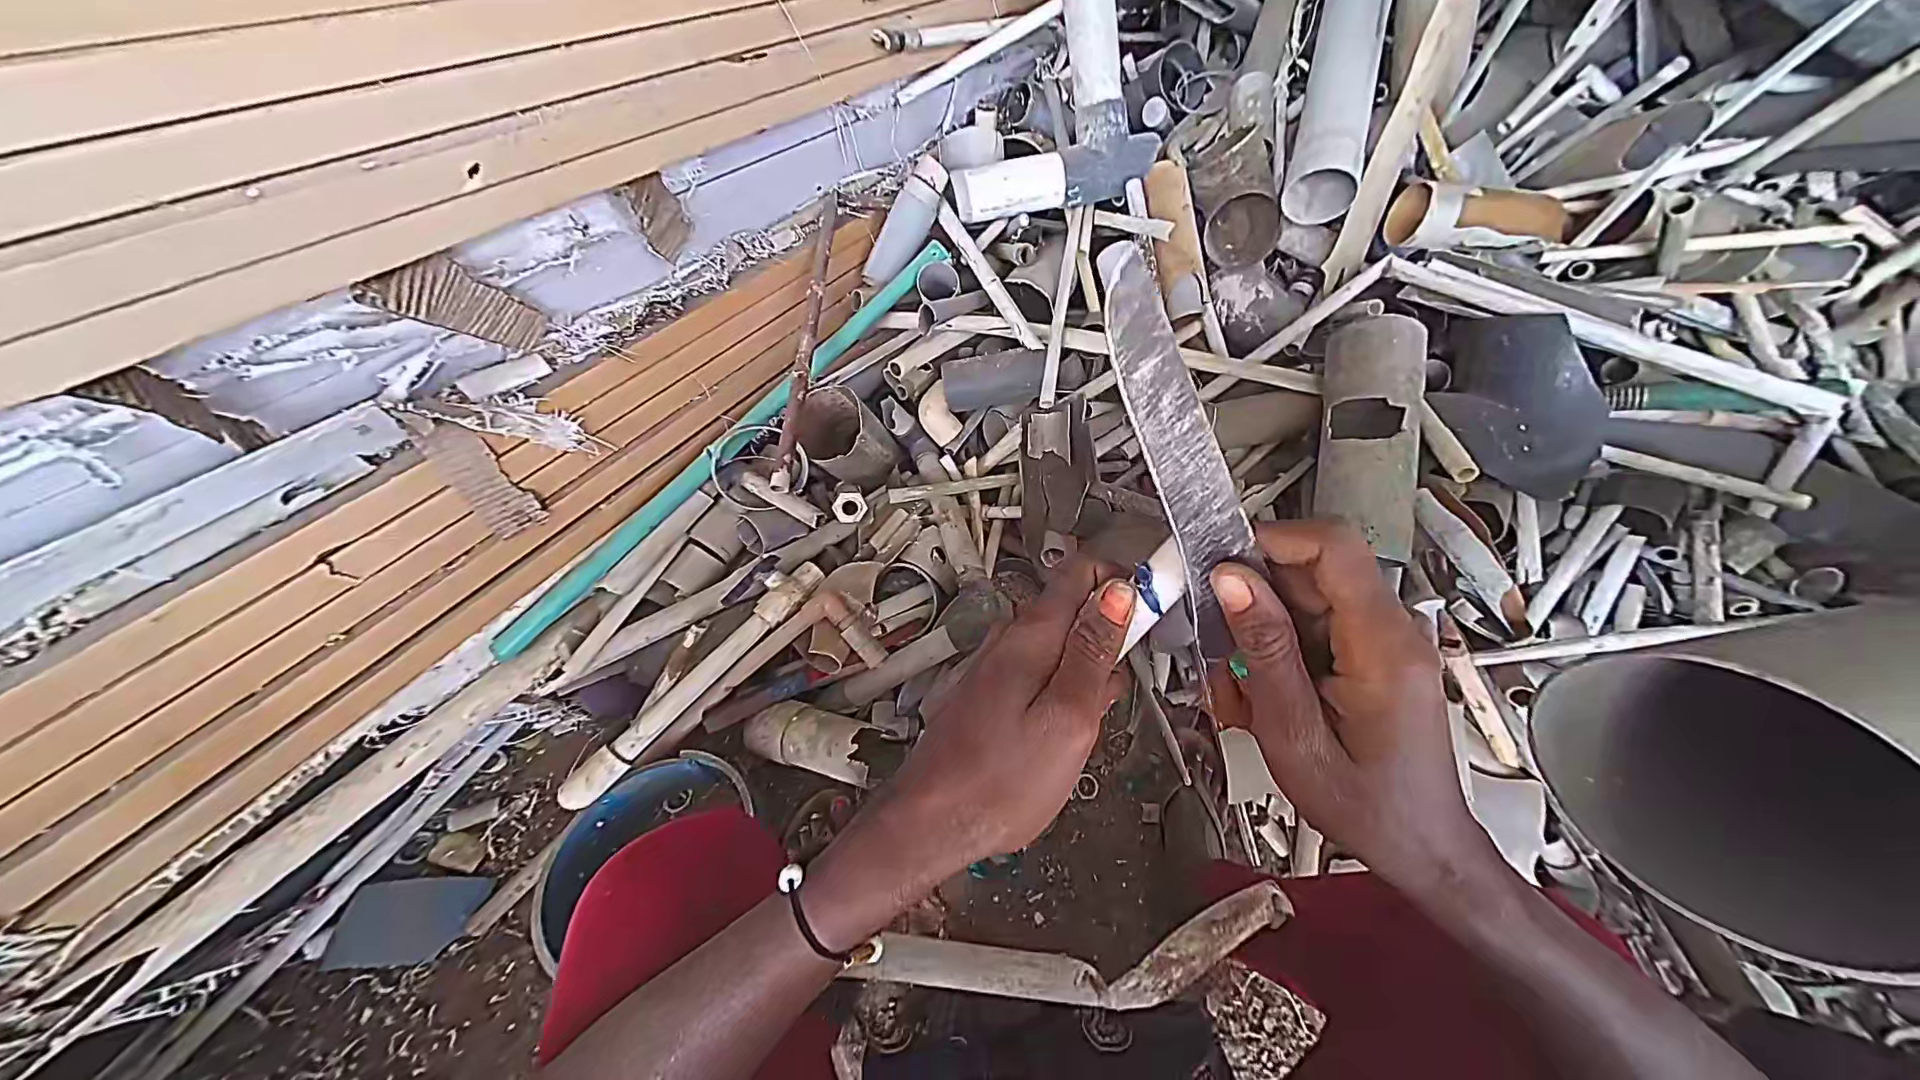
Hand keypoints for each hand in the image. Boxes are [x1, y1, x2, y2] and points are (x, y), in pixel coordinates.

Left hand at [900, 557, 1133, 864]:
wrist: (934, 820)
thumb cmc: (999, 781)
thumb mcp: (1067, 716)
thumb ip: (1094, 650)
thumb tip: (1118, 594)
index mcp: (1031, 634)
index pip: (1083, 571)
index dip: (1125, 581)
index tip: (1154, 609)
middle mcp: (1009, 638)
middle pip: (1075, 606)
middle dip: (1112, 633)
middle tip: (1119, 685)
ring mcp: (998, 662)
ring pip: (1062, 643)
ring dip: (1090, 668)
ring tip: (1092, 716)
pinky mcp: (994, 689)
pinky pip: (1042, 671)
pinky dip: (1065, 689)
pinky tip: (1066, 727)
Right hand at [1207, 520, 1491, 889]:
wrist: (1420, 846)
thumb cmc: (1366, 805)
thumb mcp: (1294, 732)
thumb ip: (1263, 649)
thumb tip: (1232, 580)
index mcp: (1383, 646)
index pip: (1332, 547)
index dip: (1271, 541)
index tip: (1221, 568)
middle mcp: (1392, 630)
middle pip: (1307, 574)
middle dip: (1251, 605)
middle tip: (1221, 656)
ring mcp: (1383, 639)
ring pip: (1299, 600)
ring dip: (1257, 636)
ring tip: (1243, 691)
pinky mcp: (1370, 651)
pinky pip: (1309, 626)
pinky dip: (1274, 652)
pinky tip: (1264, 695)